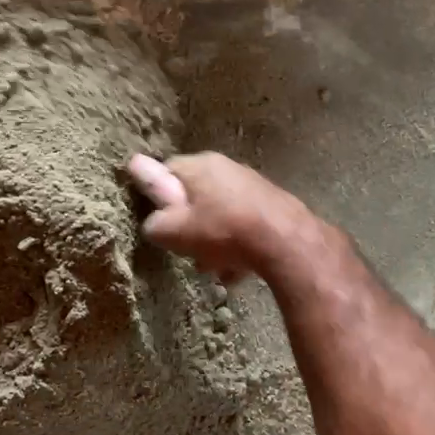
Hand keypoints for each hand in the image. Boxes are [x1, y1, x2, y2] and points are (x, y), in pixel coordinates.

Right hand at [127, 153, 314, 279]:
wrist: (284, 241)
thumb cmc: (221, 231)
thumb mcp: (173, 231)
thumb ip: (153, 221)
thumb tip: (150, 218)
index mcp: (198, 166)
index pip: (164, 171)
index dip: (156, 198)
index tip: (158, 221)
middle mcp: (225, 166)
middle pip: (193, 195)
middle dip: (187, 223)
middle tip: (185, 249)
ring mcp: (250, 183)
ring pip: (218, 212)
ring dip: (212, 238)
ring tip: (213, 265)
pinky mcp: (270, 202)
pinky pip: (241, 223)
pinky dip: (235, 243)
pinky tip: (237, 268)